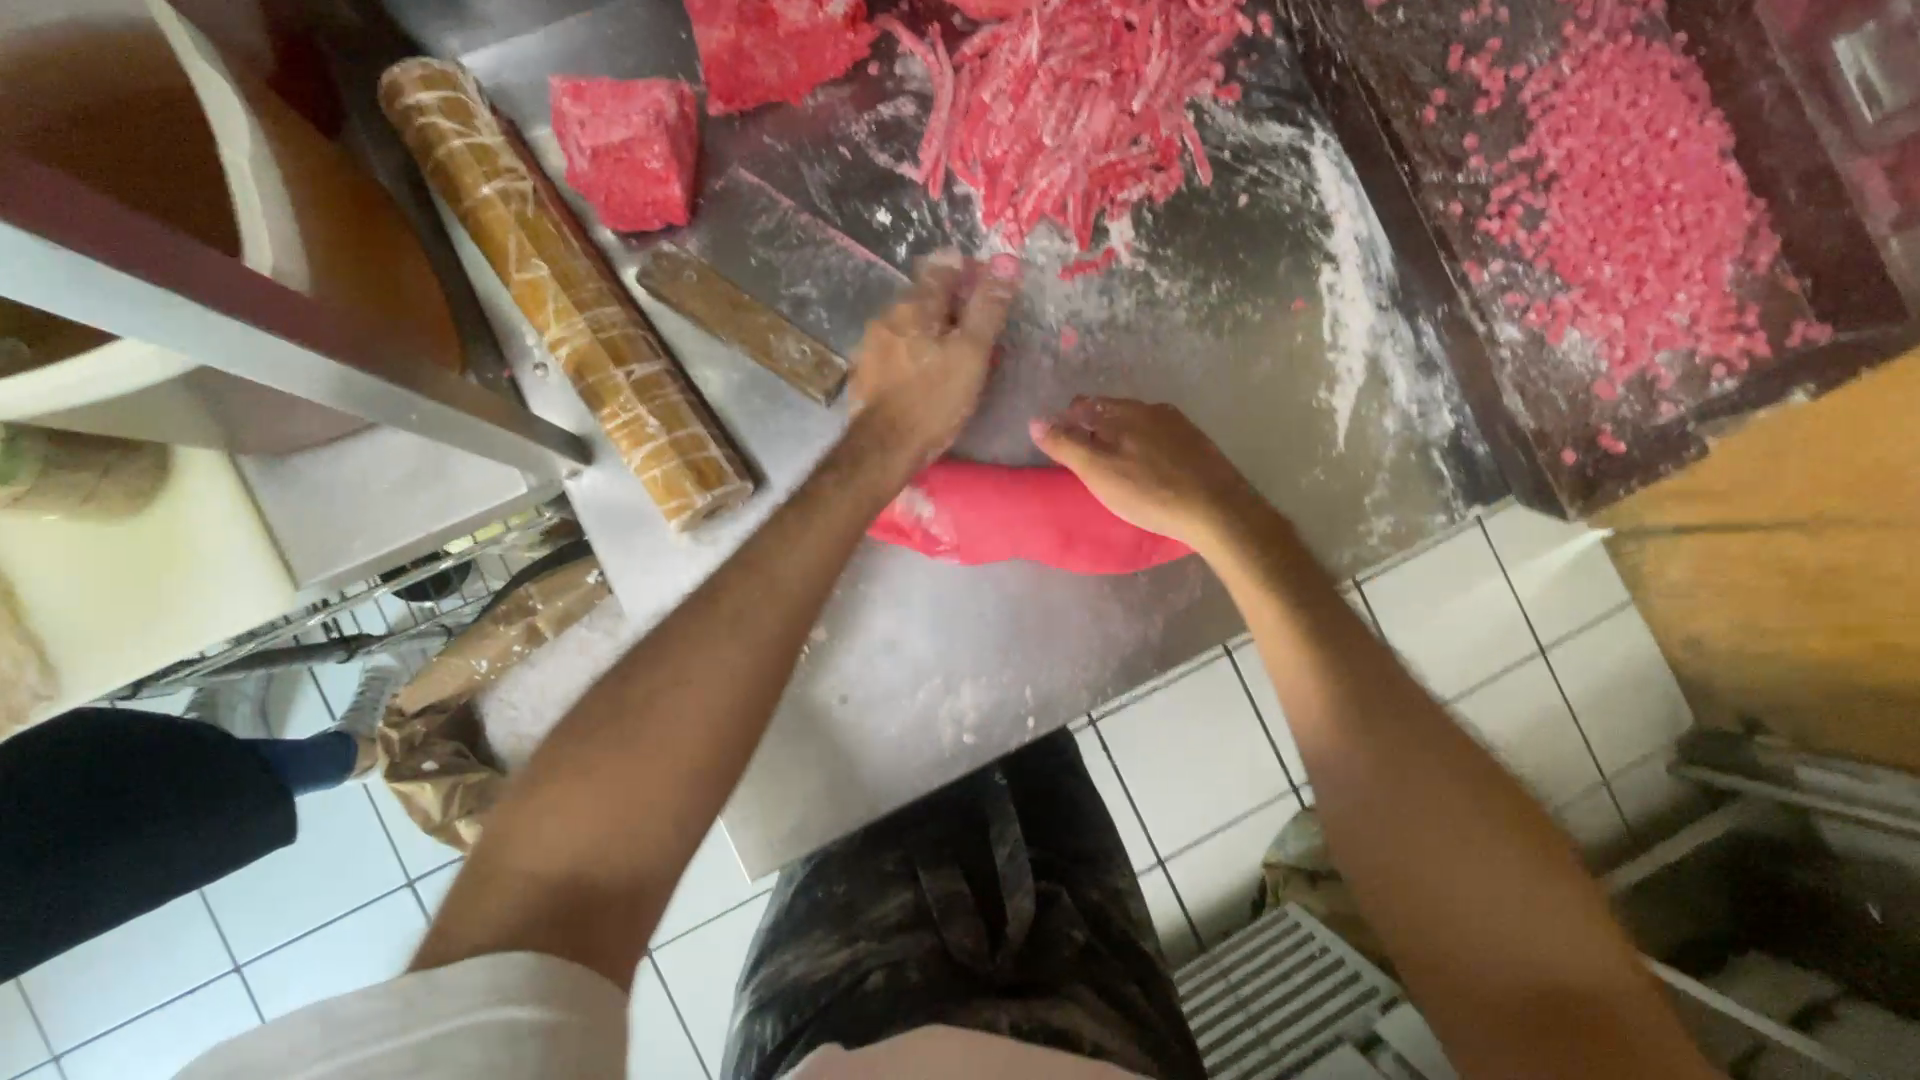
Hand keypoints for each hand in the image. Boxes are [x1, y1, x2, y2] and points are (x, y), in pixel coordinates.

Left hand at [848, 250, 1019, 467]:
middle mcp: (887, 316)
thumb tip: (1006, 262)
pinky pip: (897, 350)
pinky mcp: (866, 372)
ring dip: (932, 330)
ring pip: (909, 325)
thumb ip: (988, 308)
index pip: (943, 267)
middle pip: (924, 296)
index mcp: (914, 305)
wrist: (884, 448)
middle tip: (978, 329)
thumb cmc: (933, 400)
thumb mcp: (971, 353)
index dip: (968, 273)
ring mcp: (871, 345)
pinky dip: (915, 353)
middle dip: (951, 304)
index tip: (988, 291)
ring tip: (955, 355)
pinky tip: (926, 374)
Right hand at [1030, 396, 1272, 550]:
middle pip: (1112, 413)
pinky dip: (1148, 449)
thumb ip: (1065, 445)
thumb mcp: (1097, 471)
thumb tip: (1035, 420)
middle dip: (1096, 430)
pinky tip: (1151, 472)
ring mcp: (1179, 425)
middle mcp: (1152, 409)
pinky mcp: (1198, 443)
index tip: (1064, 448)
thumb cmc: (1149, 491)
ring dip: (1124, 440)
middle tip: (1089, 462)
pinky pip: (1161, 439)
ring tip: (1119, 468)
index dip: (1068, 423)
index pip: (1084, 405)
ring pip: (1139, 425)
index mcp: (1123, 411)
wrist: (1217, 509)